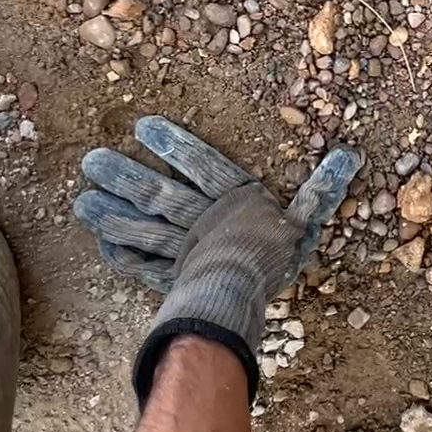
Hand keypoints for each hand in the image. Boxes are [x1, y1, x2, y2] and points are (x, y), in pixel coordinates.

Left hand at [76, 116, 361, 401]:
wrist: (244, 304)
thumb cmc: (276, 259)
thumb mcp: (305, 220)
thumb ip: (321, 189)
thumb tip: (350, 155)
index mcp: (232, 200)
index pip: (202, 166)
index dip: (175, 146)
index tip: (142, 127)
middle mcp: (202, 220)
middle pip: (160, 195)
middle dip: (125, 178)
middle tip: (91, 162)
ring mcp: (183, 250)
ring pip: (143, 227)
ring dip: (112, 214)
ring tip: (81, 200)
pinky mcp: (174, 277)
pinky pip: (142, 266)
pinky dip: (122, 255)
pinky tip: (101, 244)